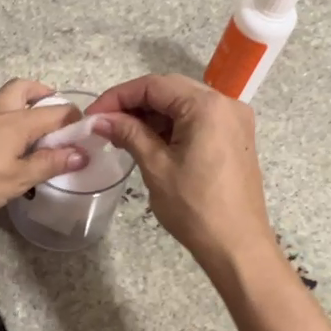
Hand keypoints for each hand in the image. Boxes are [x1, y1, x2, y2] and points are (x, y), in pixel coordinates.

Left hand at [0, 79, 86, 219]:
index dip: (74, 119)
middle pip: (22, 88)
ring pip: (2, 99)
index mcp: (18, 122)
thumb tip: (81, 152)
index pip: (55, 111)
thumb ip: (49, 164)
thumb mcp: (18, 179)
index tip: (86, 131)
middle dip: (42, 92)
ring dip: (20, 104)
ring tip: (29, 127)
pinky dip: (1, 119)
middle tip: (54, 108)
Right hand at [87, 74, 277, 269]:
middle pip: (170, 90)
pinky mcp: (235, 138)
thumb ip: (129, 134)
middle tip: (104, 124)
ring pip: (183, 104)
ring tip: (122, 135)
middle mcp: (226, 104)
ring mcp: (234, 121)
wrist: (237, 245)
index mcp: (207, 106)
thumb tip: (100, 119)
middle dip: (134, 104)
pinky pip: (198, 119)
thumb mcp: (156, 167)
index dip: (118, 96)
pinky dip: (171, 126)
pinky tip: (149, 142)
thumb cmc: (195, 207)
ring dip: (151, 115)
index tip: (93, 115)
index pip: (154, 85)